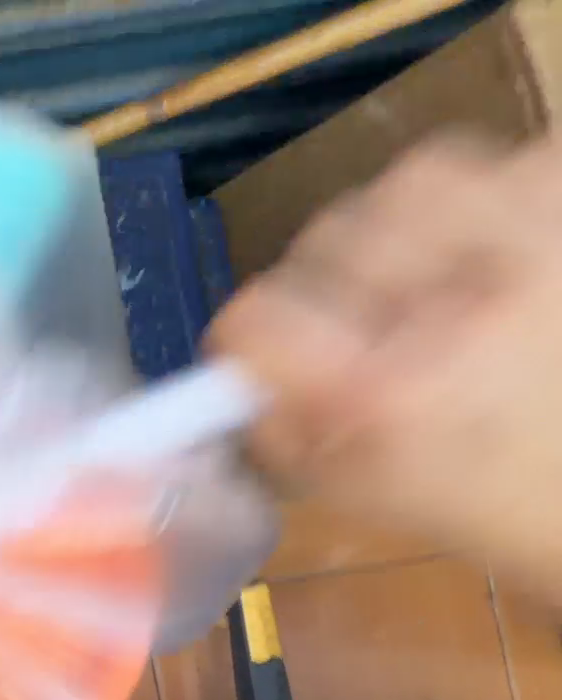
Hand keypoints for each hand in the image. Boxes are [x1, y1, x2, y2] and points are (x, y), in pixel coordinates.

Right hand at [209, 134, 561, 598]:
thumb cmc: (451, 484)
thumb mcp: (323, 478)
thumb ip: (259, 413)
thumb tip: (225, 360)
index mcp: (373, 389)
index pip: (251, 314)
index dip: (242, 329)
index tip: (255, 344)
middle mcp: (453, 312)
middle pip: (325, 236)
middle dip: (321, 273)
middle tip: (349, 309)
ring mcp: (536, 252)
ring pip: (415, 179)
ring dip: (399, 223)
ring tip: (420, 267)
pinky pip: (522, 157)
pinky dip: (497, 191)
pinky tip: (493, 243)